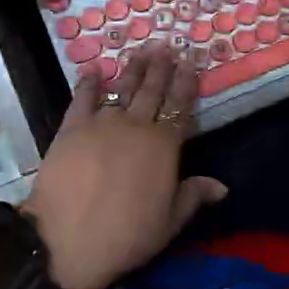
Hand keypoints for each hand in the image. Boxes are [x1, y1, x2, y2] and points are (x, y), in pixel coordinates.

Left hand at [23, 43, 228, 288]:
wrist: (67, 240)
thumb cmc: (126, 236)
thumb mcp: (169, 223)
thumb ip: (193, 196)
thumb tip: (222, 186)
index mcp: (164, 146)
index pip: (179, 108)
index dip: (185, 84)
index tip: (189, 65)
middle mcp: (135, 126)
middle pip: (152, 91)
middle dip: (161, 69)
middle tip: (166, 48)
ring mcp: (101, 124)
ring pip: (122, 89)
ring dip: (133, 70)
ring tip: (140, 52)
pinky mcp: (71, 128)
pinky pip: (82, 98)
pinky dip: (89, 83)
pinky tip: (94, 70)